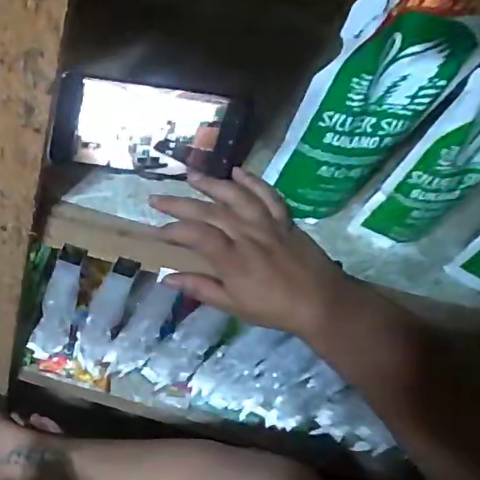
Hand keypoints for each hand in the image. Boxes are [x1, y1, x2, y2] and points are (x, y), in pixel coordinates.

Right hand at [149, 168, 369, 338]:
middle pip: (209, 211)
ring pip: (236, 196)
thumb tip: (167, 278)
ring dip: (212, 184)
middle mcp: (247, 234)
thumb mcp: (232, 304)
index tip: (156, 231)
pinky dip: (252, 181)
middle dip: (179, 203)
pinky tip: (237, 172)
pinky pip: (267, 195)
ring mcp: (268, 223)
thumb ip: (199, 288)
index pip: (195, 235)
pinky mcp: (285, 220)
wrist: (322, 302)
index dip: (172, 230)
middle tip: (157, 198)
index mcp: (232, 258)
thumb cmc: (273, 308)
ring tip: (192, 176)